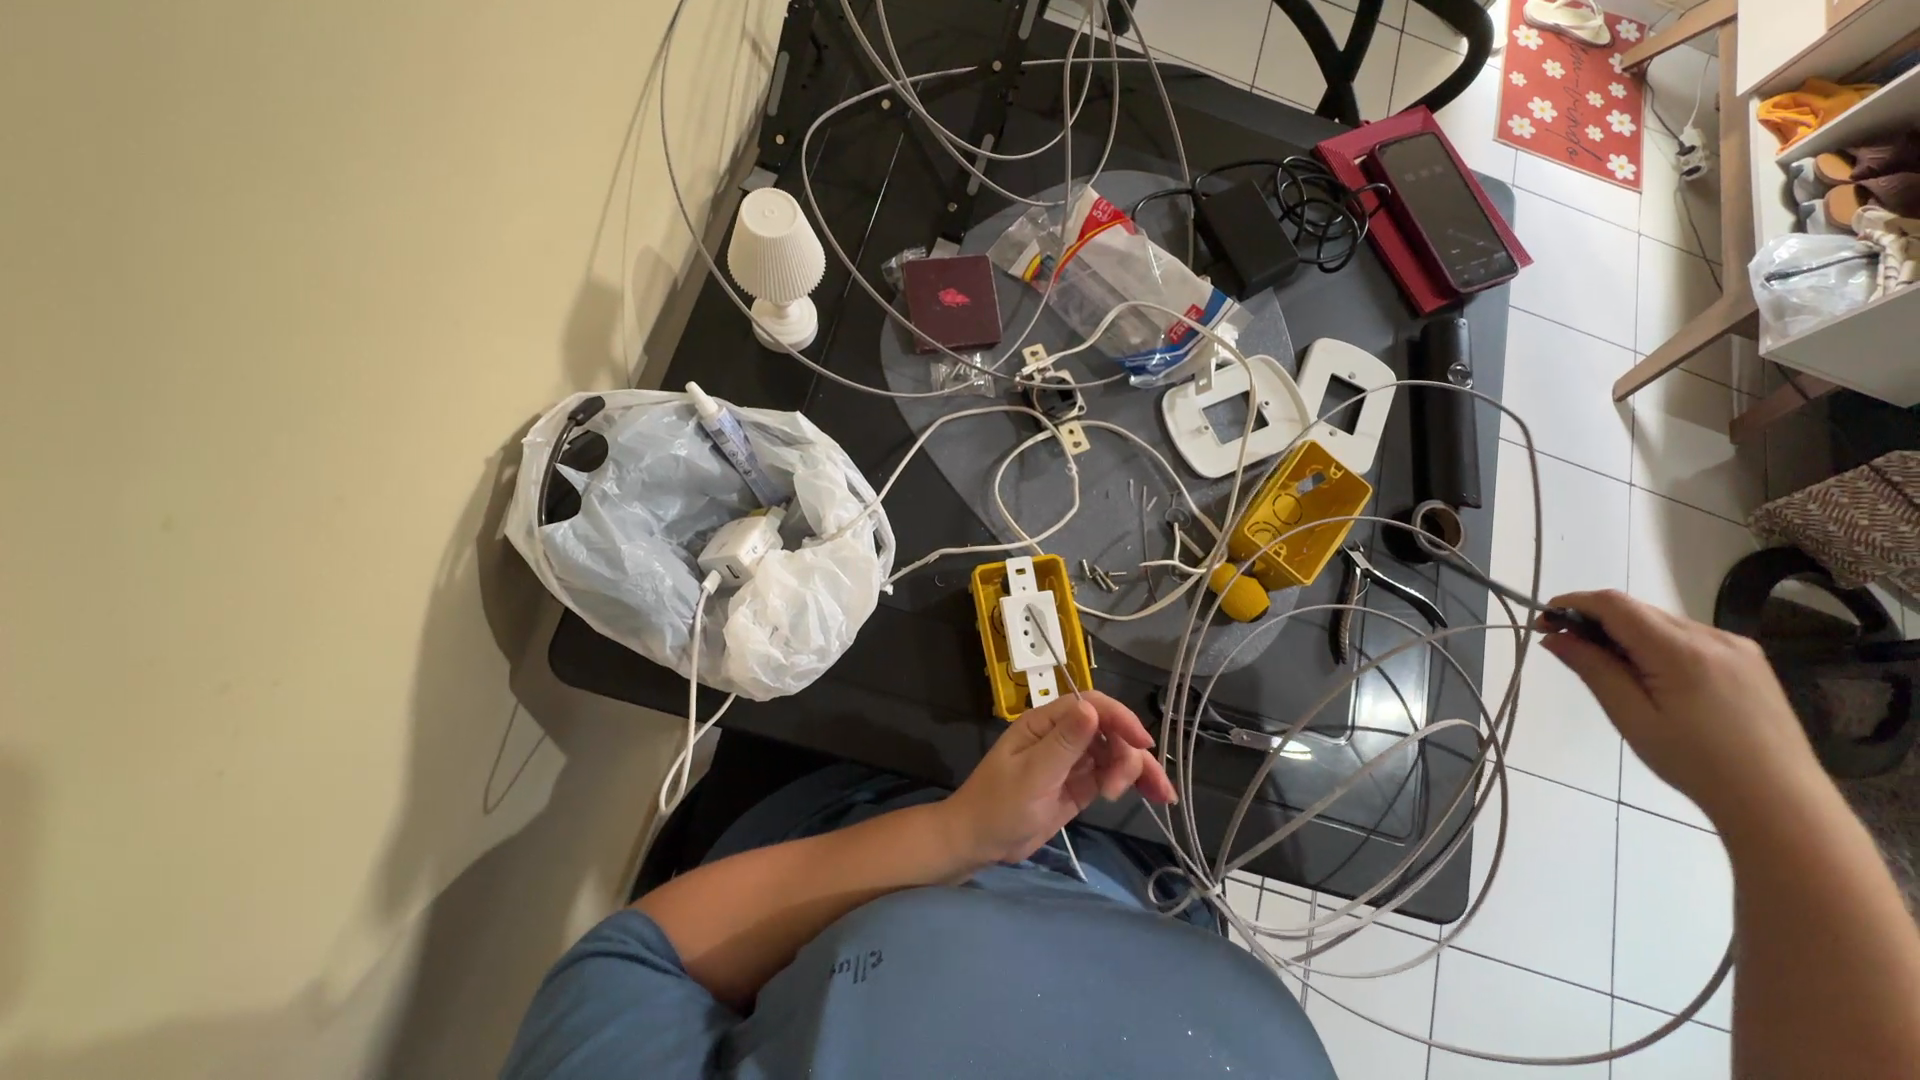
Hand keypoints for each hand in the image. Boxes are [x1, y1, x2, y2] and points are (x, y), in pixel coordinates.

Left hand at [942, 692, 1176, 865]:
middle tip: (1123, 787)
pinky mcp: (1079, 785)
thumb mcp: (1032, 774)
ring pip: (1116, 754)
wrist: (978, 842)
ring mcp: (1072, 761)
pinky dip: (1133, 783)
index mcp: (1045, 723)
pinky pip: (1112, 776)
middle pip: (1110, 730)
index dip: (1120, 719)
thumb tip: (1092, 707)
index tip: (1143, 743)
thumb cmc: (998, 805)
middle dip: (1129, 753)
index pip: (1090, 706)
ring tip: (1155, 797)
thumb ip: (1064, 743)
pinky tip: (1155, 796)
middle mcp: (1062, 736)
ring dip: (1137, 770)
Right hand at [1541, 589, 1821, 826]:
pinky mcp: (1749, 662)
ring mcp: (1737, 648)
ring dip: (1626, 634)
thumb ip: (1594, 670)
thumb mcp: (1632, 718)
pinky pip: (1688, 638)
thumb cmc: (1696, 763)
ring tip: (1609, 670)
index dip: (1573, 604)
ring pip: (1663, 623)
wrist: (1780, 801)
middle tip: (1567, 650)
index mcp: (1681, 650)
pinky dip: (1656, 645)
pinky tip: (1651, 678)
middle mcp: (1712, 637)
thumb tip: (1555, 637)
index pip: (1615, 604)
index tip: (1543, 623)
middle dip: (1595, 621)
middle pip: (1638, 610)